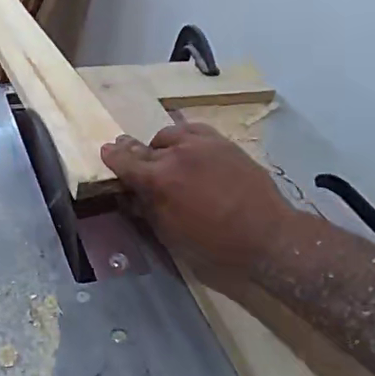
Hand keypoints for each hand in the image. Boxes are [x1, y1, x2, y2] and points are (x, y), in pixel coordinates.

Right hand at [100, 123, 296, 272]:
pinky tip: (188, 149)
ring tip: (164, 157)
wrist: (268, 235)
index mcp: (159, 179)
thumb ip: (147, 208)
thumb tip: (132, 195)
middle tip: (129, 154)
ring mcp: (202, 143)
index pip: (125, 160)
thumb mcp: (170, 234)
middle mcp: (177, 154)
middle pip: (145, 145)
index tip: (106, 152)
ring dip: (162, 145)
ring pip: (170, 134)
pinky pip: (194, 131)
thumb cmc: (215, 245)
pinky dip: (185, 138)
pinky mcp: (223, 142)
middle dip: (134, 150)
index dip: (113, 156)